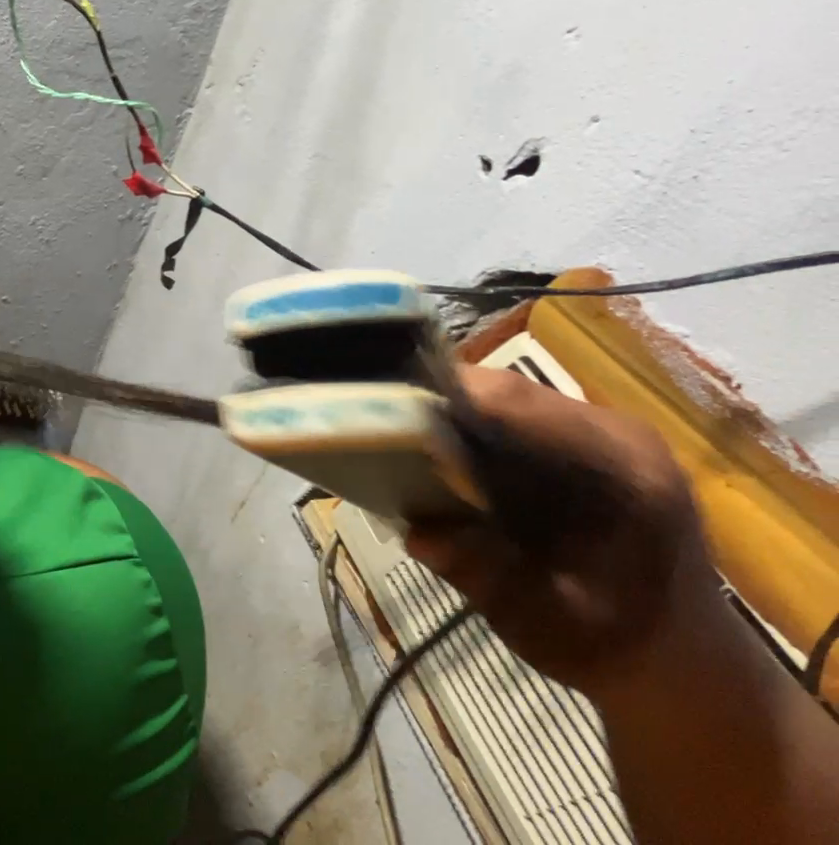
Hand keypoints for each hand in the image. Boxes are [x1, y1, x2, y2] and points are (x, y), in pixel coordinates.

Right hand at [407, 367, 720, 696]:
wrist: (676, 664)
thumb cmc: (608, 644)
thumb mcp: (540, 618)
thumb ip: (483, 571)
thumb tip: (417, 533)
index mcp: (618, 470)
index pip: (514, 404)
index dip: (442, 400)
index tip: (380, 414)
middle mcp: (617, 436)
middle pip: (506, 391)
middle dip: (438, 404)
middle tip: (378, 429)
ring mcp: (608, 436)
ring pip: (508, 397)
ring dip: (453, 414)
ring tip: (402, 441)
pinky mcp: (592, 445)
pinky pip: (520, 416)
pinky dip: (474, 428)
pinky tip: (447, 459)